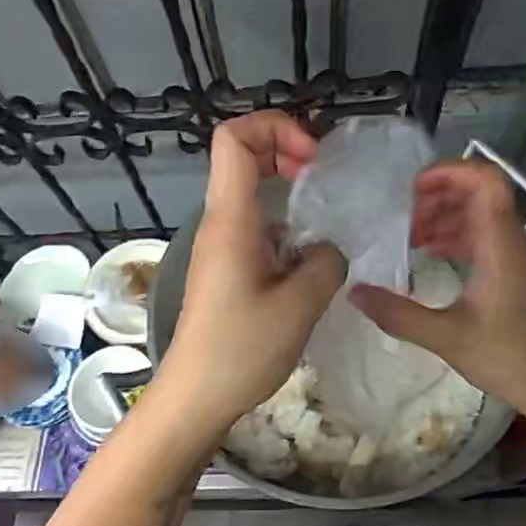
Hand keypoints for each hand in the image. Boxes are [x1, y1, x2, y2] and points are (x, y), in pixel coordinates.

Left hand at [158, 112, 345, 427]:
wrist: (195, 397)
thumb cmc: (241, 350)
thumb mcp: (300, 305)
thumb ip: (326, 263)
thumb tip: (329, 249)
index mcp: (231, 219)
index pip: (234, 138)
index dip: (275, 128)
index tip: (312, 160)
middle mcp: (220, 223)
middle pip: (243, 156)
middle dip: (287, 152)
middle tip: (325, 179)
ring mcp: (222, 246)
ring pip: (253, 194)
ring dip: (291, 193)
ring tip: (329, 221)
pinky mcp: (228, 269)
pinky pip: (257, 227)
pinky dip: (287, 226)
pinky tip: (312, 260)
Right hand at [350, 160, 525, 414]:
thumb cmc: (506, 356)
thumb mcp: (445, 337)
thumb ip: (398, 314)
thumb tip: (354, 293)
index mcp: (500, 242)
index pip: (486, 180)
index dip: (450, 171)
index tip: (413, 189)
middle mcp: (512, 239)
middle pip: (478, 193)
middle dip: (438, 196)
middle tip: (404, 219)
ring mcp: (517, 255)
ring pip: (480, 215)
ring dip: (445, 217)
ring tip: (411, 237)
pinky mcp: (515, 272)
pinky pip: (484, 237)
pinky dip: (456, 236)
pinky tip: (431, 254)